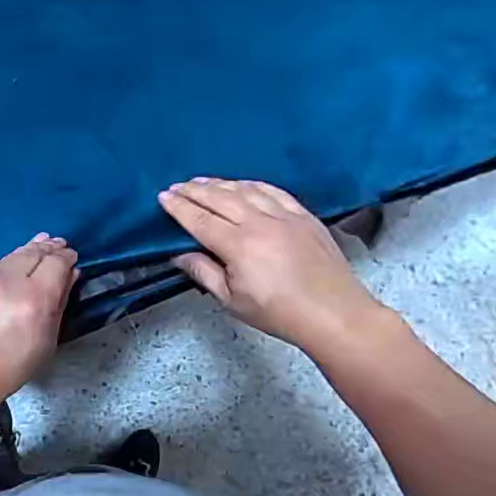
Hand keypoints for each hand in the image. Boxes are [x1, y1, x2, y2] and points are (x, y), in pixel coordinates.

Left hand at [0, 233, 77, 413]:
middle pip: (35, 252)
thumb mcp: (47, 341)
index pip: (56, 262)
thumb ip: (59, 303)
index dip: (67, 258)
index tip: (72, 258)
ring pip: (12, 255)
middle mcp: (6, 281)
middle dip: (50, 248)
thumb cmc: (8, 367)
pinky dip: (6, 265)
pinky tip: (12, 269)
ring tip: (40, 247)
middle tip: (60, 245)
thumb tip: (68, 276)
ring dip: (29, 252)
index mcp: (32, 299)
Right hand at [158, 177, 391, 351]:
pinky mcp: (304, 216)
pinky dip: (253, 184)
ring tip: (203, 182)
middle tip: (177, 186)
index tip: (164, 197)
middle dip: (195, 190)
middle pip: (220, 198)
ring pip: (246, 190)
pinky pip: (274, 191)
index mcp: (239, 246)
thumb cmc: (279, 313)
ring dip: (221, 183)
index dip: (179, 207)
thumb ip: (204, 273)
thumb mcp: (231, 301)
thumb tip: (180, 255)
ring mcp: (285, 216)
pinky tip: (244, 184)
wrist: (332, 313)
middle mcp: (260, 223)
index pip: (200, 220)